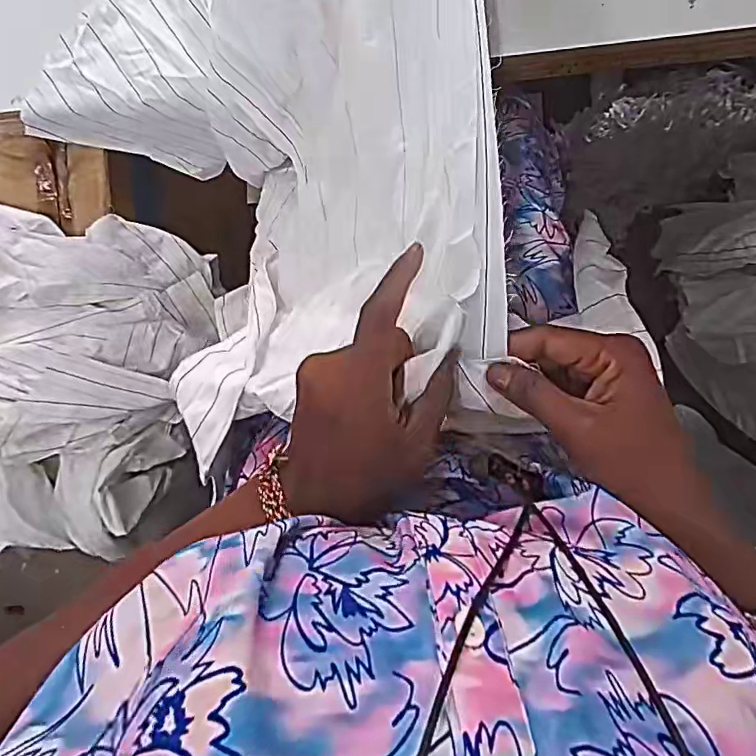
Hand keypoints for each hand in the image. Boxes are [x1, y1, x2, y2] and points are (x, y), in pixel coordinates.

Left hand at [282, 244, 456, 523]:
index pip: (382, 315)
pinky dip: (364, 375)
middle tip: (403, 402)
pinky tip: (364, 411)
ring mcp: (314, 369)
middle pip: (380, 338)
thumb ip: (436, 393)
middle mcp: (330, 362)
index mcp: (358, 374)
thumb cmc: (366, 478)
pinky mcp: (307, 377)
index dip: (400, 280)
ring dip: (381, 370)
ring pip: (365, 350)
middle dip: (399, 360)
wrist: (308, 502)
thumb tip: (448, 357)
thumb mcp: (417, 443)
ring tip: (382, 413)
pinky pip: (348, 361)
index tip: (415, 253)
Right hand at [485, 326, 710, 515]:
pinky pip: (570, 385)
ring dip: (534, 382)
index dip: (514, 348)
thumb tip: (497, 371)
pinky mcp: (610, 393)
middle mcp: (616, 354)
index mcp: (615, 351)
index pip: (551, 338)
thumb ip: (533, 393)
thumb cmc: (635, 467)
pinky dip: (549, 395)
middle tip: (487, 381)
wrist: (674, 505)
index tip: (480, 360)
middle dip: (522, 366)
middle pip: (555, 351)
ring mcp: (614, 373)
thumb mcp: (576, 427)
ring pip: (559, 369)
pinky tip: (528, 406)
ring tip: (502, 395)